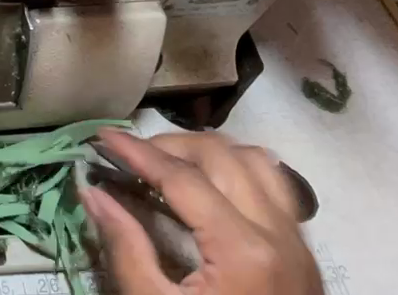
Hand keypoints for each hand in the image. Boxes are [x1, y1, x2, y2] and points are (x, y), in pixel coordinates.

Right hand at [81, 130, 321, 294]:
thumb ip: (124, 245)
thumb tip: (91, 191)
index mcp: (244, 250)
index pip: (181, 176)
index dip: (135, 151)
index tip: (99, 136)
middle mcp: (280, 235)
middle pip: (221, 155)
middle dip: (169, 146)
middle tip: (130, 158)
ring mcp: (300, 247)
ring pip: (256, 163)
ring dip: (209, 154)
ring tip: (169, 167)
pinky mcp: (306, 261)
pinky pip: (276, 190)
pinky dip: (239, 174)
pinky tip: (210, 189)